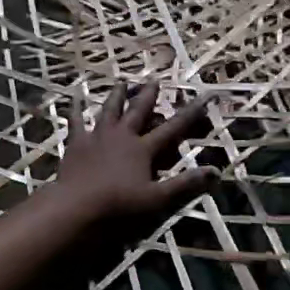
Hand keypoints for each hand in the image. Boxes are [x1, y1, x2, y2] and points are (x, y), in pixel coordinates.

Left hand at [44, 81, 217, 226]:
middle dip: (149, 96)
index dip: (190, 114)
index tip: (203, 97)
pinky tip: (74, 98)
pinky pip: (75, 122)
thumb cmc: (120, 207)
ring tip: (121, 83)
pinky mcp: (75, 144)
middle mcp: (122, 136)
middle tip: (155, 80)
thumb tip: (216, 171)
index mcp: (143, 149)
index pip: (172, 128)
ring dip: (117, 96)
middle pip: (138, 111)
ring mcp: (97, 137)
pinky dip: (75, 109)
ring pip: (109, 110)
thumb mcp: (158, 200)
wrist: (76, 208)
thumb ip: (186, 185)